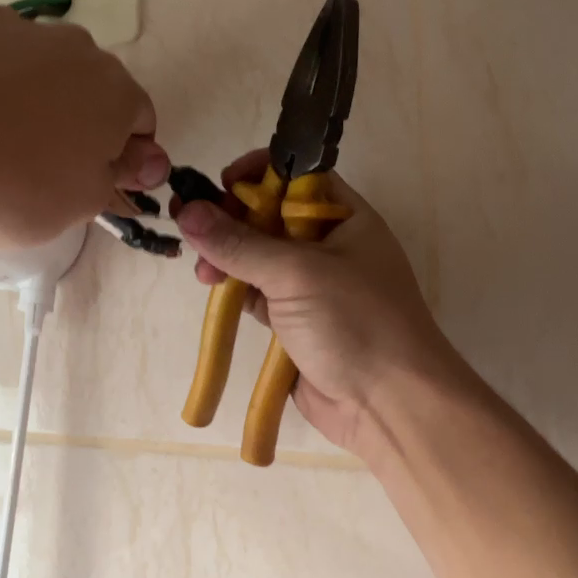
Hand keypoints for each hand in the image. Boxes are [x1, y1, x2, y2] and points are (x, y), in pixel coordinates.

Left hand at [0, 7, 167, 246]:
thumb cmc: (10, 185)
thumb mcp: (77, 207)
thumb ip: (117, 179)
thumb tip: (141, 160)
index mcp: (118, 93)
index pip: (141, 123)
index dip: (124, 156)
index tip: (94, 182)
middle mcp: (81, 49)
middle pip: (95, 91)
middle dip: (83, 124)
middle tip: (46, 166)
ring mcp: (28, 31)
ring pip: (49, 71)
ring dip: (41, 98)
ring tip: (0, 139)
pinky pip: (4, 57)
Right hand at [172, 150, 474, 463]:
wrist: (390, 405)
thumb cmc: (356, 322)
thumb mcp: (297, 273)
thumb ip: (239, 243)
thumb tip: (187, 211)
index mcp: (345, 218)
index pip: (298, 177)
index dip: (261, 172)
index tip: (224, 182)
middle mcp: (328, 245)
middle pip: (269, 215)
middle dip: (231, 219)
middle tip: (198, 229)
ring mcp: (310, 285)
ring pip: (256, 256)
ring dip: (225, 256)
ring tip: (203, 272)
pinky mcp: (292, 321)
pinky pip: (254, 292)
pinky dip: (232, 288)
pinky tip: (213, 290)